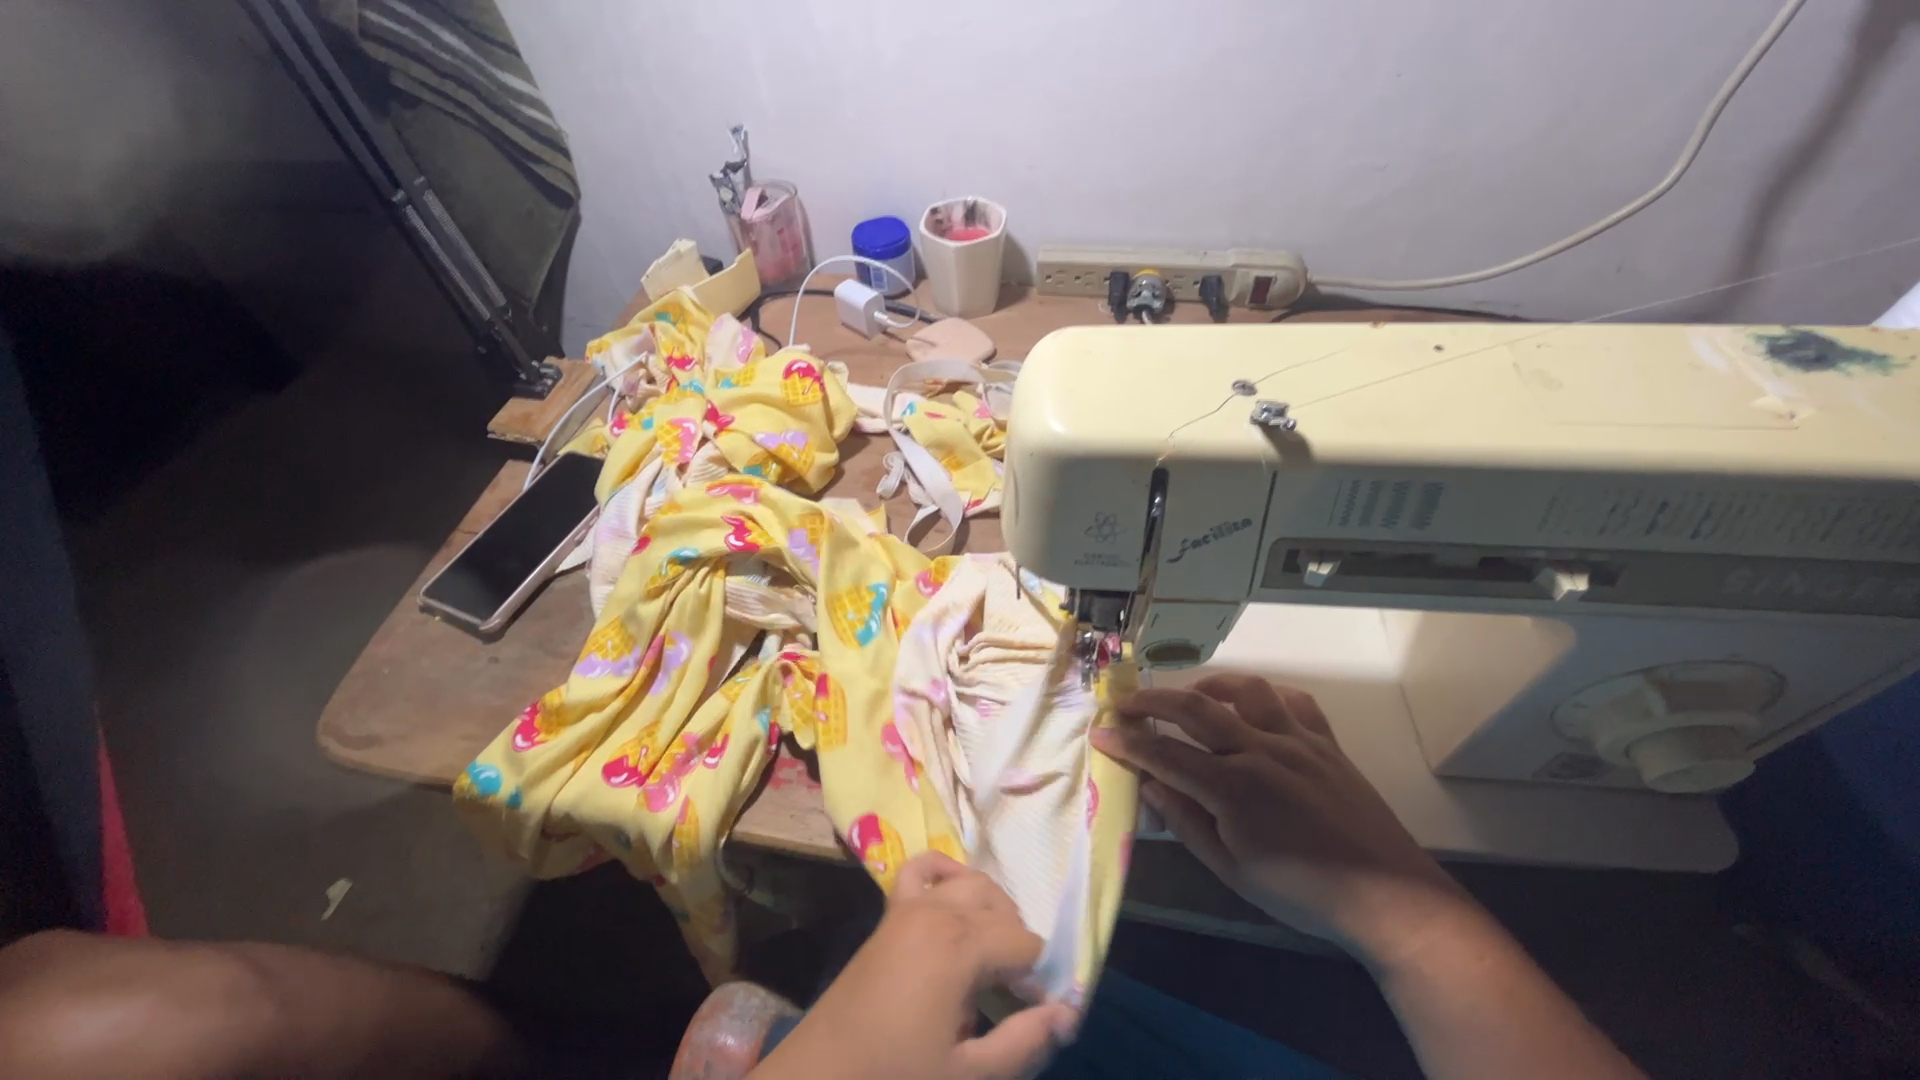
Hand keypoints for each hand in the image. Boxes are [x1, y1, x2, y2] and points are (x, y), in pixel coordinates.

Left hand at [752, 852, 1076, 1079]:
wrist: (825, 1071)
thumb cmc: (897, 1073)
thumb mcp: (967, 1074)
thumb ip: (1023, 1043)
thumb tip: (1068, 1014)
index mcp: (961, 945)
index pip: (1026, 944)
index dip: (1037, 979)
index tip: (1031, 1013)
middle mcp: (940, 910)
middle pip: (1003, 909)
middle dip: (1017, 946)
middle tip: (1012, 995)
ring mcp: (911, 904)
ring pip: (973, 883)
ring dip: (993, 911)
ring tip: (991, 959)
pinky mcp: (890, 909)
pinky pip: (922, 867)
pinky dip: (945, 870)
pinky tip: (955, 895)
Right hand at [1091, 675, 1473, 969]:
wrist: (1385, 895)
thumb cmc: (1300, 891)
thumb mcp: (1231, 868)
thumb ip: (1185, 821)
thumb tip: (1149, 785)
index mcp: (1232, 788)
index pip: (1165, 755)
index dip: (1127, 742)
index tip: (1099, 733)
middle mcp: (1260, 751)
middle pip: (1196, 709)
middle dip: (1153, 702)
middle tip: (1127, 704)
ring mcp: (1297, 741)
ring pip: (1246, 691)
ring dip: (1210, 687)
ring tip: (1191, 697)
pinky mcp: (1325, 742)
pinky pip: (1292, 702)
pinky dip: (1266, 696)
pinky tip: (1253, 707)